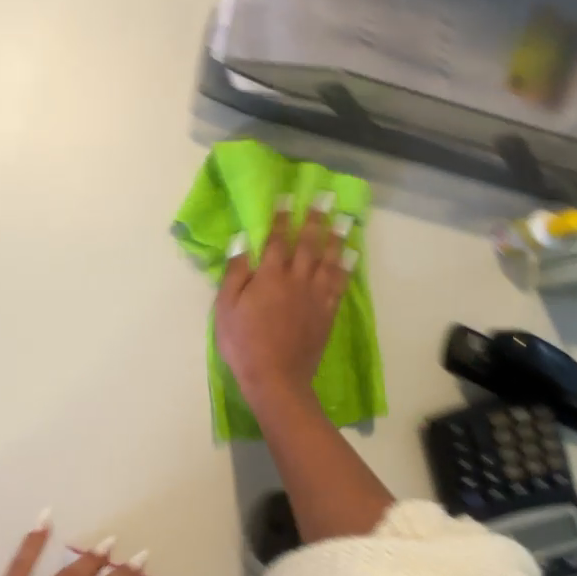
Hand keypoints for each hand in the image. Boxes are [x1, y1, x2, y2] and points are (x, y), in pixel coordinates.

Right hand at [215, 195, 354, 407]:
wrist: (276, 378)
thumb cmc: (243, 343)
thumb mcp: (226, 308)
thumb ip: (236, 273)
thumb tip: (242, 242)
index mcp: (270, 276)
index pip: (278, 239)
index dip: (282, 217)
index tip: (288, 197)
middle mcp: (296, 280)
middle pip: (308, 244)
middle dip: (315, 219)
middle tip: (325, 199)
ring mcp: (315, 297)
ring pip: (329, 260)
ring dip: (336, 238)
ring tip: (343, 221)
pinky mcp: (326, 314)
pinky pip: (339, 284)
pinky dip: (346, 268)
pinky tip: (351, 256)